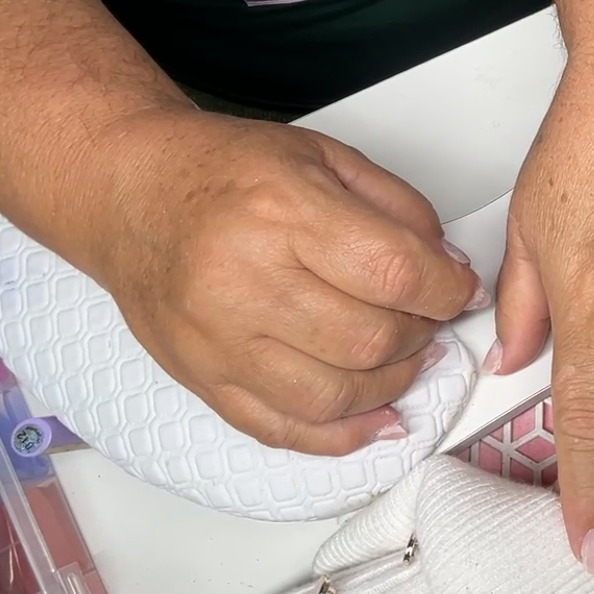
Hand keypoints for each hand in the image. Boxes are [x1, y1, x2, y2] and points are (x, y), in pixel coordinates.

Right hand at [60, 110, 483, 454]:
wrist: (129, 191)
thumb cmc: (230, 170)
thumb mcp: (330, 158)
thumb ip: (403, 210)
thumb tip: (452, 269)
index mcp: (285, 213)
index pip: (395, 272)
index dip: (449, 290)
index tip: (463, 291)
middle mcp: (246, 281)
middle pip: (371, 339)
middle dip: (423, 334)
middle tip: (429, 316)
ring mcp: (219, 340)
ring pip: (335, 395)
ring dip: (394, 383)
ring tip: (407, 354)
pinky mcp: (202, 377)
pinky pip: (281, 429)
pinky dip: (342, 436)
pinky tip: (379, 420)